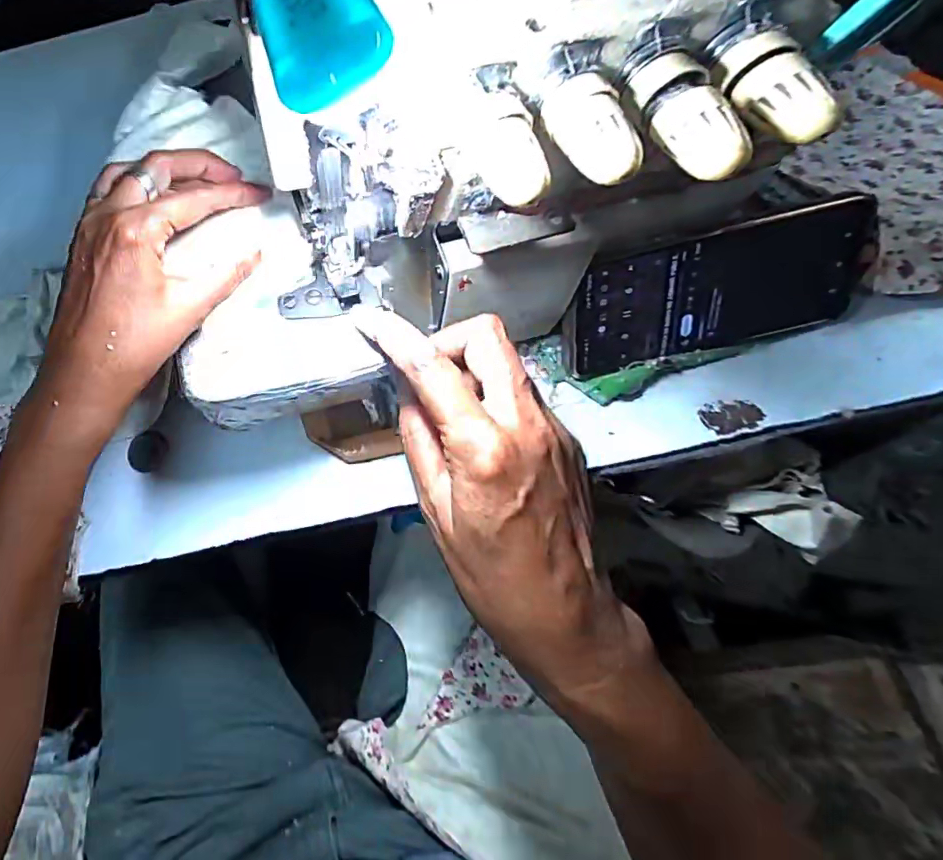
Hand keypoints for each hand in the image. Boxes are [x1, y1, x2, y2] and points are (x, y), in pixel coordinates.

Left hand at [32, 149, 269, 432]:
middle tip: (229, 174)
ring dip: (163, 169)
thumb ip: (226, 274)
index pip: (193, 198)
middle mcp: (107, 217)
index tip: (254, 193)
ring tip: (194, 179)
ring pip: (127, 171)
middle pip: (157, 167)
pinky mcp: (82, 238)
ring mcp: (89, 225)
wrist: (83, 374)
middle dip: (199, 164)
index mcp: (134, 230)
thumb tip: (253, 254)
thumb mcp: (188, 309)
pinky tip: (151, 199)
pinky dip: (133, 183)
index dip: (231, 193)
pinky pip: (105, 191)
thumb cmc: (129, 348)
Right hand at [354, 310, 653, 705]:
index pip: (433, 368)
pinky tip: (478, 437)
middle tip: (422, 374)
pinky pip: (522, 393)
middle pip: (487, 336)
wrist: (570, 616)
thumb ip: (419, 441)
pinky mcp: (568, 439)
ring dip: (469, 369)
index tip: (372, 324)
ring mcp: (555, 429)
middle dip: (445, 340)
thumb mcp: (436, 510)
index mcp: (485, 449)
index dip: (395, 338)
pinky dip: (492, 396)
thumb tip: (408, 395)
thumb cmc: (494, 578)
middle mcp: (528, 426)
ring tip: (446, 411)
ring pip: (507, 362)